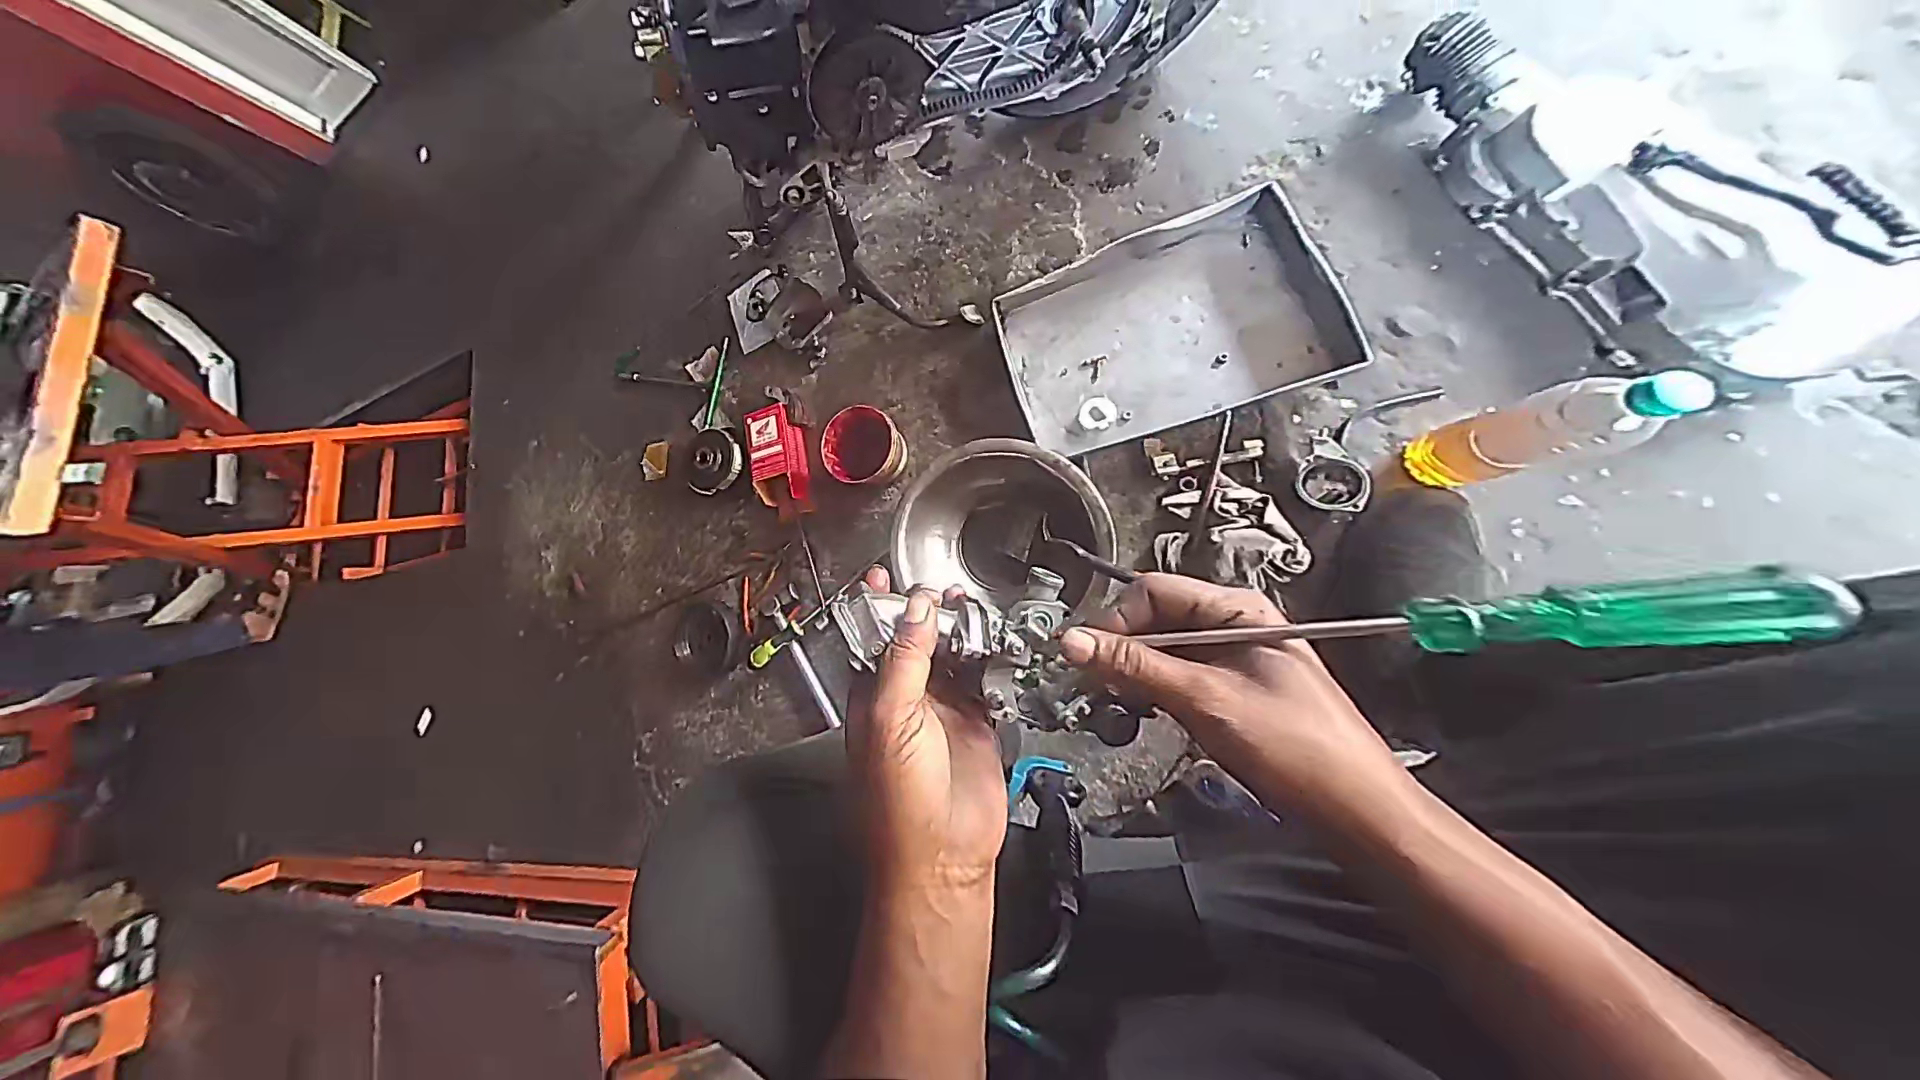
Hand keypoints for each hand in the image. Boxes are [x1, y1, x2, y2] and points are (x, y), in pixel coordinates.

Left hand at [846, 567, 1007, 892]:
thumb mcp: (891, 718)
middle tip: (942, 591)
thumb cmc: (898, 804)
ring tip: (970, 608)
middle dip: (927, 613)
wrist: (943, 854)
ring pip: (952, 656)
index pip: (873, 640)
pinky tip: (993, 645)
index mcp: (873, 697)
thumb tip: (914, 611)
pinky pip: (983, 680)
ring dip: (960, 632)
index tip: (884, 577)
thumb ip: (904, 660)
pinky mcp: (976, 722)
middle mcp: (907, 700)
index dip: (878, 608)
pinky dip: (989, 660)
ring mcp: (942, 711)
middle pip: (917, 641)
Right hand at [1058, 573, 1403, 817]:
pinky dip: (1155, 691)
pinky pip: (1177, 676)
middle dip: (1123, 648)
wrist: (1355, 810)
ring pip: (1163, 650)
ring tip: (1124, 700)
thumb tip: (1078, 641)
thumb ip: (1135, 666)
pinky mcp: (1230, 690)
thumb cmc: (1301, 749)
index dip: (1117, 621)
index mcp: (1238, 610)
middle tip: (1100, 682)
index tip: (1088, 655)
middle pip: (1156, 619)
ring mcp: (1232, 659)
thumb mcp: (1205, 699)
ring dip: (1136, 672)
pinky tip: (1148, 710)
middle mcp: (1234, 626)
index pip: (1153, 591)